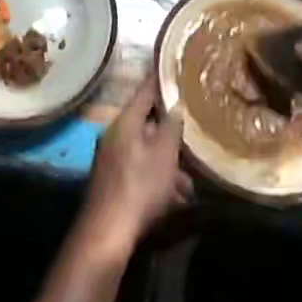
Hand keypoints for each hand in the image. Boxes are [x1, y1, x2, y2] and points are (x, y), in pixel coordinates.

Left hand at [80, 78, 191, 255]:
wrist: (108, 231)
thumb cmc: (140, 185)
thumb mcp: (164, 153)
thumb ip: (171, 126)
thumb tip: (174, 106)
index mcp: (125, 121)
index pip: (145, 91)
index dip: (160, 81)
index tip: (174, 70)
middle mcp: (115, 134)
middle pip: (148, 124)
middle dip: (171, 135)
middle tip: (193, 136)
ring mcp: (112, 158)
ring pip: (147, 152)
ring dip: (169, 165)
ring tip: (190, 184)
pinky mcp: (113, 181)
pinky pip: (140, 171)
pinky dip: (158, 180)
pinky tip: (175, 199)